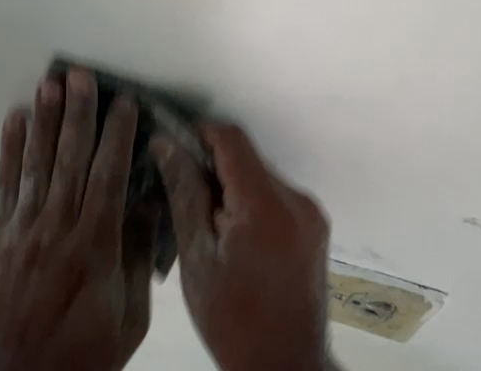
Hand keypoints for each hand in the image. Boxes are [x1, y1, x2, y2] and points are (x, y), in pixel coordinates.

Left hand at [0, 69, 155, 370]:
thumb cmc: (86, 350)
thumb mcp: (130, 314)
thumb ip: (136, 254)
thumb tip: (147, 201)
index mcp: (95, 246)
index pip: (109, 177)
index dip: (117, 136)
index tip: (124, 102)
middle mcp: (58, 227)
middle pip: (71, 159)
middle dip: (77, 114)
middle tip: (81, 75)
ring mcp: (25, 227)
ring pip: (37, 163)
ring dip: (44, 120)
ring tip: (49, 83)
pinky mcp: (1, 233)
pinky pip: (6, 183)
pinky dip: (10, 148)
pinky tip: (14, 118)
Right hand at [153, 122, 334, 370]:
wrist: (284, 368)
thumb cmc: (232, 318)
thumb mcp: (196, 255)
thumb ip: (183, 192)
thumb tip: (165, 143)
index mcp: (266, 205)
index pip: (230, 138)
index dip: (197, 134)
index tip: (170, 147)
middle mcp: (297, 200)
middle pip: (246, 157)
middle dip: (211, 165)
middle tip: (180, 189)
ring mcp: (311, 214)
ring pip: (259, 175)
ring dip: (229, 184)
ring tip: (204, 217)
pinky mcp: (315, 228)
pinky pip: (273, 195)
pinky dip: (248, 200)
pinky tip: (230, 231)